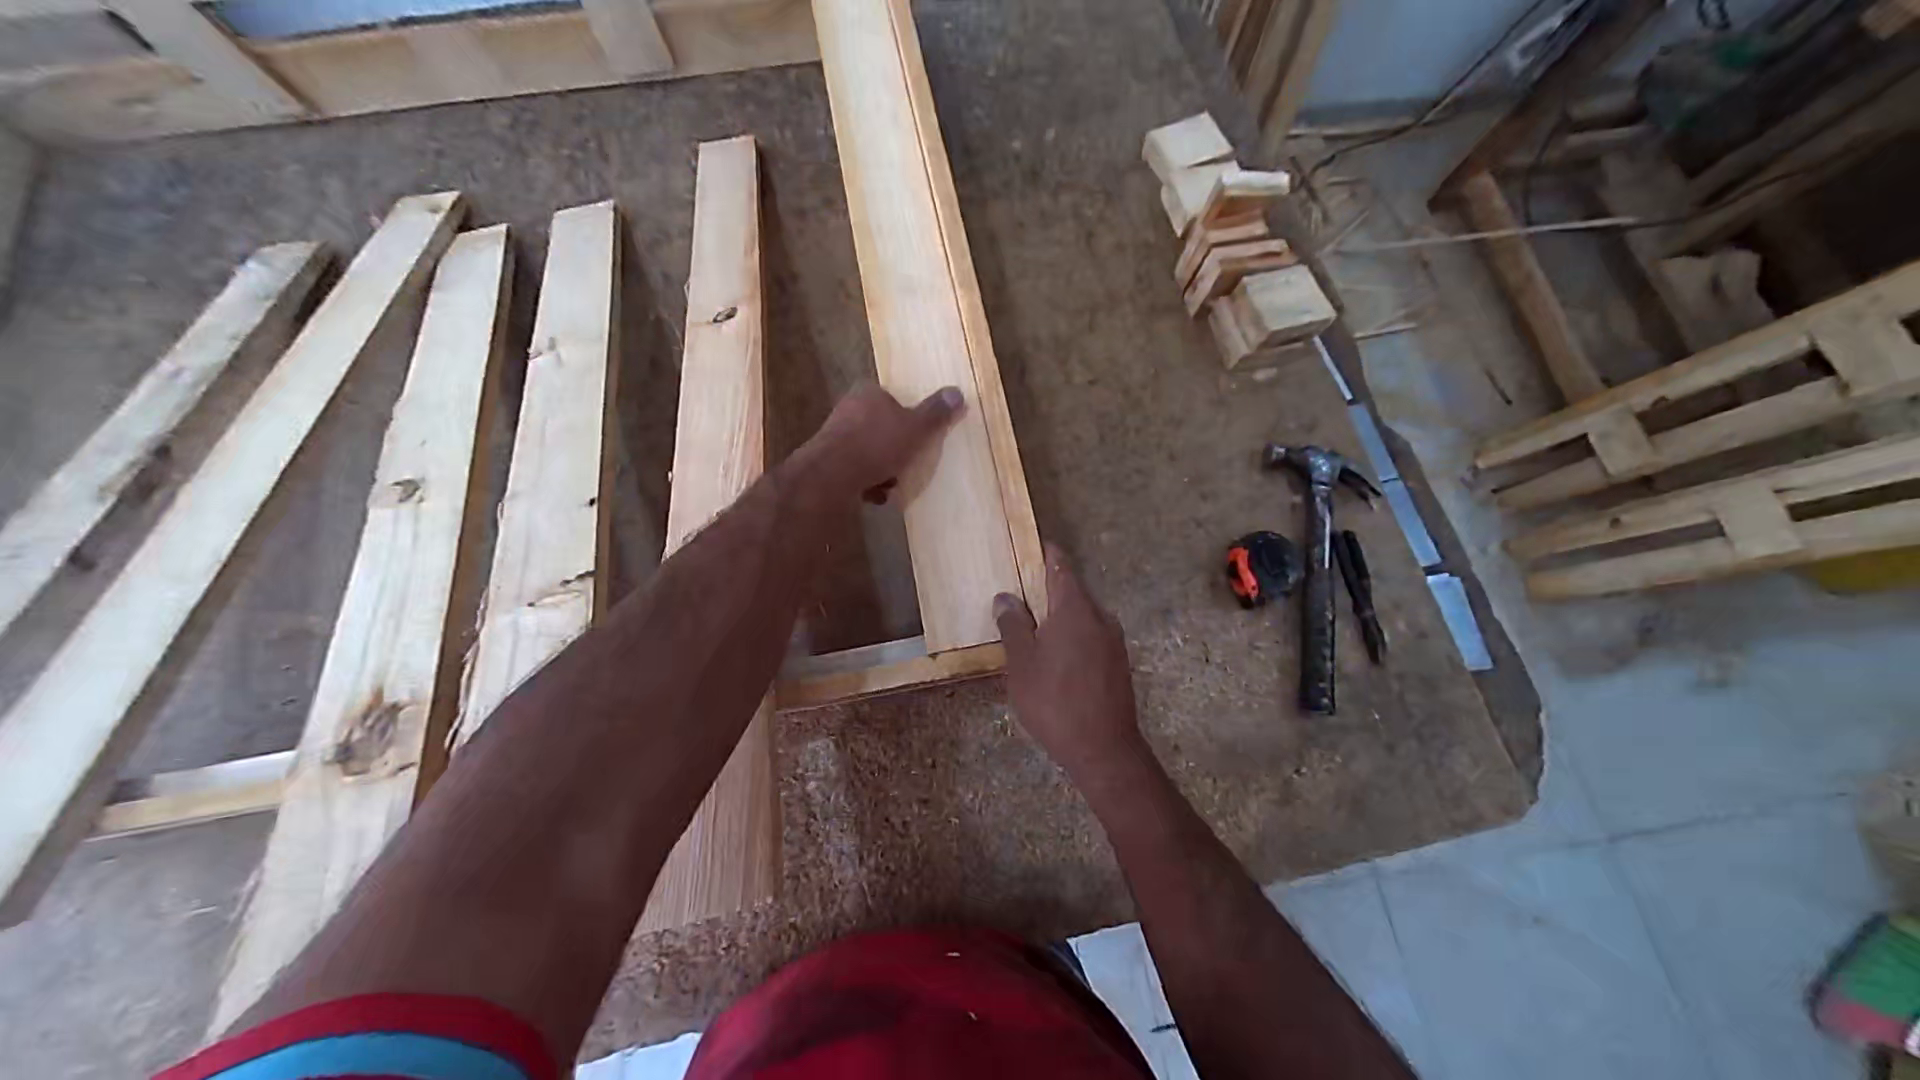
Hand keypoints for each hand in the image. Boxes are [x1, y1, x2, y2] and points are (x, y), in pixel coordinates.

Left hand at [803, 383, 964, 499]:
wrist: (831, 476)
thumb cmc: (878, 445)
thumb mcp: (917, 428)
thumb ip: (936, 413)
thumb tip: (957, 392)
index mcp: (868, 394)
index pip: (891, 399)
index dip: (907, 418)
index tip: (917, 437)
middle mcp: (847, 410)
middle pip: (880, 428)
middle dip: (895, 449)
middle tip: (907, 464)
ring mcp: (833, 437)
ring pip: (867, 451)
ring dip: (881, 469)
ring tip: (890, 484)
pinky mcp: (825, 463)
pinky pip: (853, 471)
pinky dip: (866, 482)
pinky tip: (874, 495)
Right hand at [994, 545, 1144, 778]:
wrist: (1104, 749)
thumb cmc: (1055, 702)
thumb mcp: (1022, 664)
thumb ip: (1014, 626)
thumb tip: (1006, 597)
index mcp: (1074, 609)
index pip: (1060, 566)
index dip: (1045, 553)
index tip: (1030, 546)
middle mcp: (1099, 616)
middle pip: (1071, 591)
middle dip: (1047, 590)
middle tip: (1019, 596)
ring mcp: (1113, 640)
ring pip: (1082, 616)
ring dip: (1059, 616)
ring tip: (1033, 630)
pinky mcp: (1118, 662)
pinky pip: (1091, 636)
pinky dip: (1072, 636)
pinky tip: (1056, 657)